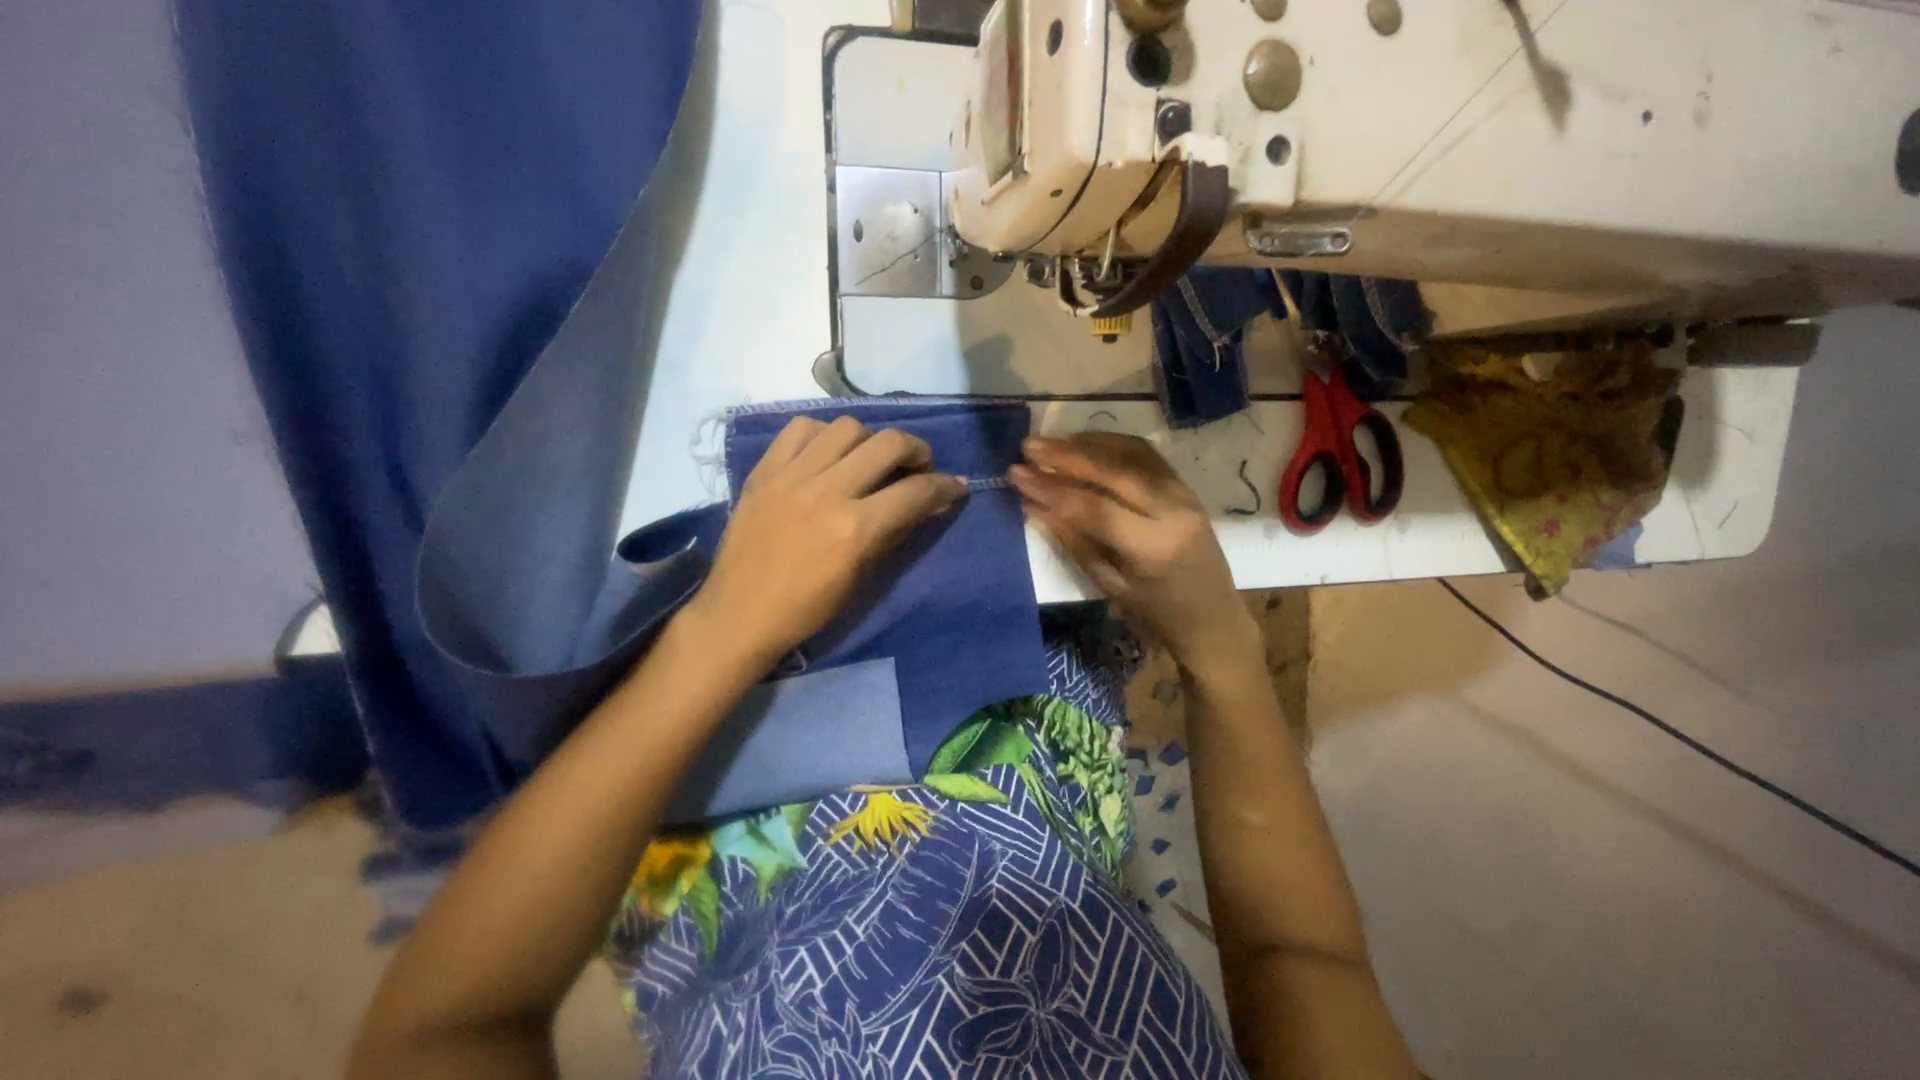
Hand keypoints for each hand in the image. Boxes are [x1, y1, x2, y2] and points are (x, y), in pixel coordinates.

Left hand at [686, 415, 966, 668]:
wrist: (739, 614)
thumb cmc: (806, 608)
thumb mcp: (861, 576)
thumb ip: (895, 532)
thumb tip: (928, 504)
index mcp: (854, 529)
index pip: (915, 491)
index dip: (944, 486)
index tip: (954, 486)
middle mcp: (826, 492)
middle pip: (888, 443)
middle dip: (916, 450)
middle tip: (917, 465)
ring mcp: (791, 476)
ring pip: (846, 427)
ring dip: (869, 439)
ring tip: (868, 457)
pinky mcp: (763, 471)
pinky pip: (799, 429)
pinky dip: (822, 435)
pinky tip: (826, 453)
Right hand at [1010, 434, 1258, 668]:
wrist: (1213, 619)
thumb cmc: (1157, 614)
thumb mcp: (1109, 585)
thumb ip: (1074, 541)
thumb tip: (1035, 505)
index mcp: (1152, 546)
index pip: (1094, 506)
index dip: (1052, 488)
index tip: (1016, 475)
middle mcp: (1172, 510)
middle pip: (1113, 470)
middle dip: (1066, 456)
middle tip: (1028, 447)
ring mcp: (1183, 494)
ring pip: (1130, 453)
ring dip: (1087, 444)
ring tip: (1050, 443)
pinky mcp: (1185, 487)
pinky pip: (1145, 455)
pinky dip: (1111, 444)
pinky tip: (1084, 445)